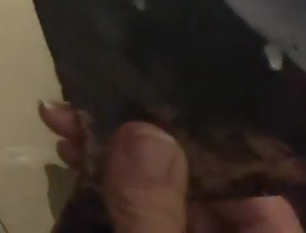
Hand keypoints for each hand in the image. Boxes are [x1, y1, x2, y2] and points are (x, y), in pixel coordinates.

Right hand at [39, 103, 302, 231]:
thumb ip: (152, 211)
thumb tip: (144, 129)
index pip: (248, 179)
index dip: (190, 132)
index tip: (127, 94)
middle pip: (194, 178)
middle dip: (130, 135)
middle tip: (69, 106)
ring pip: (161, 190)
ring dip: (109, 152)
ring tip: (57, 122)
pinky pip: (143, 209)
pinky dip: (109, 182)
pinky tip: (74, 157)